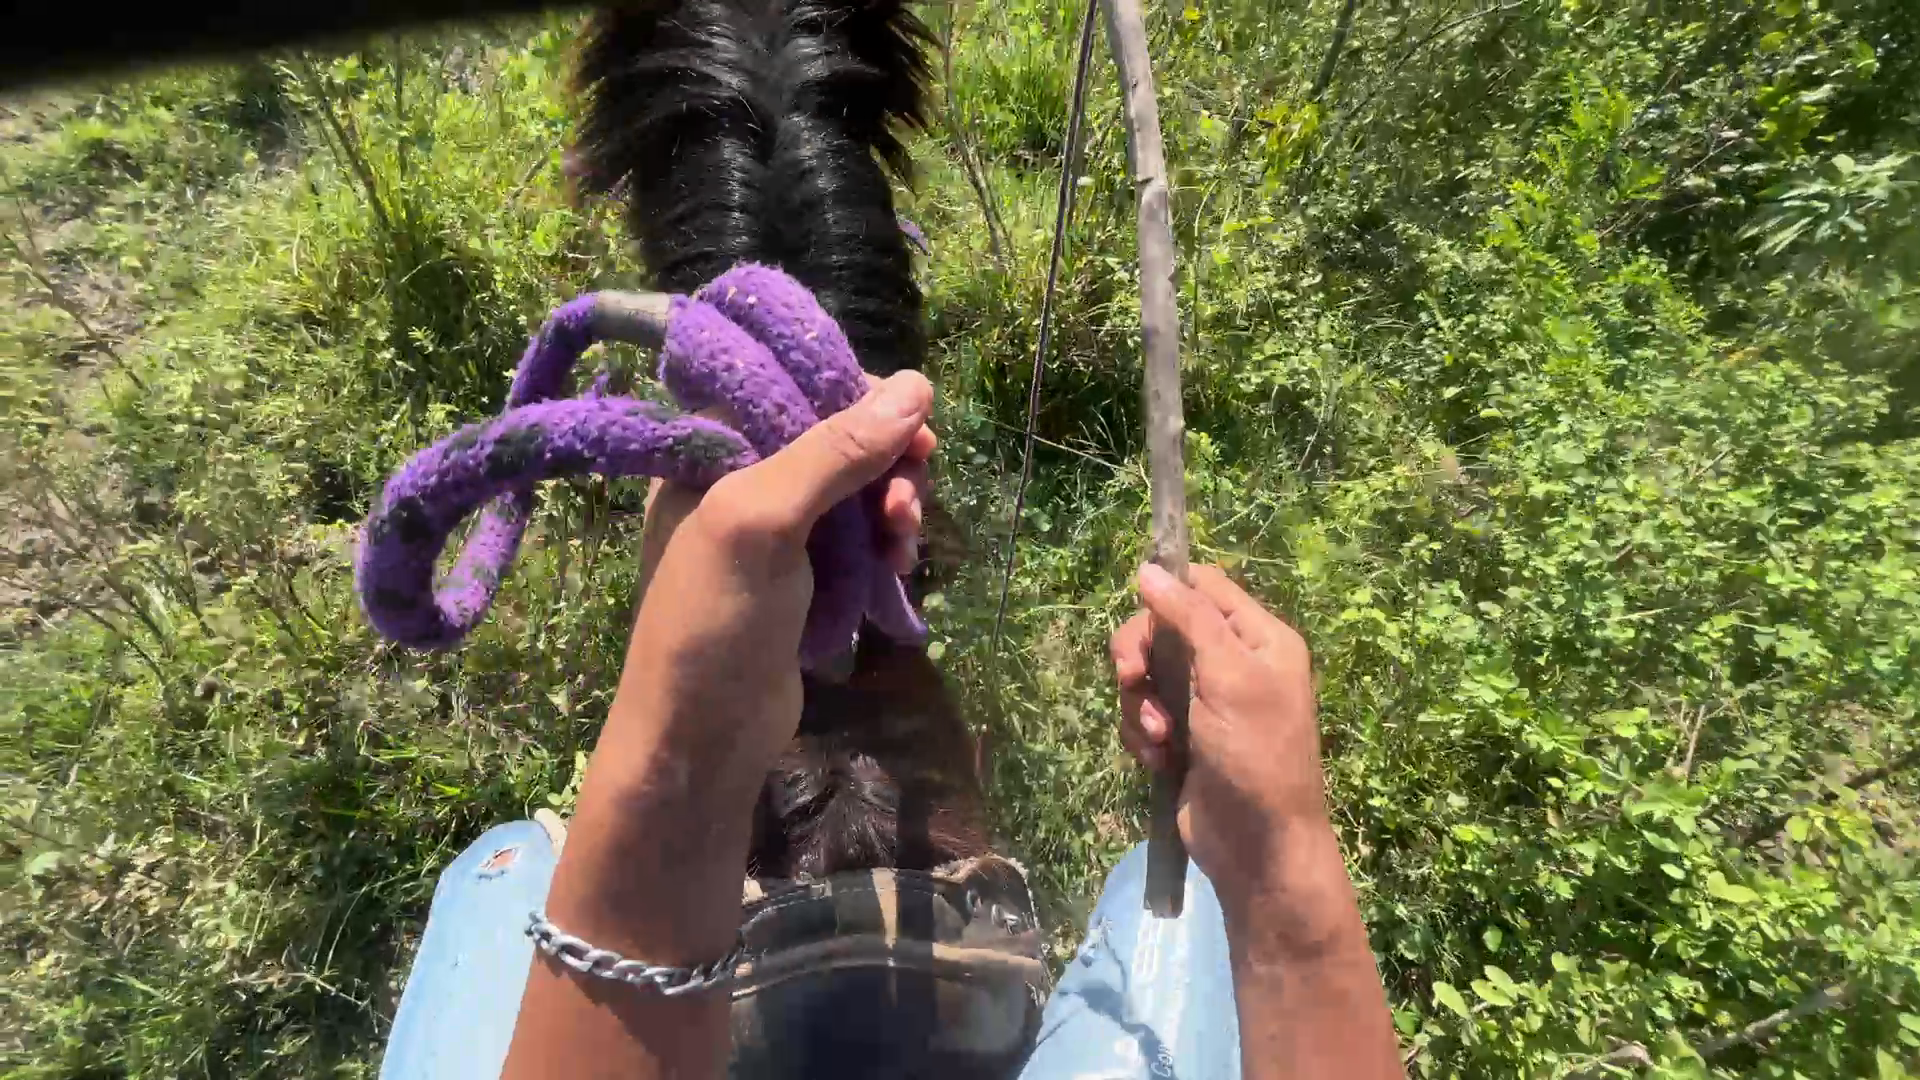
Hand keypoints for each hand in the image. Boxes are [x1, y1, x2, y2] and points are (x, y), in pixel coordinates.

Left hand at [615, 371, 935, 789]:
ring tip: (903, 547)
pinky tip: (898, 569)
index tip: (914, 433)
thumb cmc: (715, 623)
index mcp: (717, 446)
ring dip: (895, 508)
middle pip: (844, 438)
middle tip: (907, 507)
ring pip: (861, 488)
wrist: (703, 740)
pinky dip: (888, 543)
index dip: (866, 401)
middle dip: (889, 466)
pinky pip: (862, 533)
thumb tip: (917, 386)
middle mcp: (748, 476)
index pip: (803, 387)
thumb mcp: (764, 522)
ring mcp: (781, 527)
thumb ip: (833, 451)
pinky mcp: (807, 569)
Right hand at [1112, 563, 1327, 916]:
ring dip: (1140, 705)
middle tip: (1129, 678)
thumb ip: (1189, 618)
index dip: (1167, 592)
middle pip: (1161, 629)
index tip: (1138, 610)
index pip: (1203, 587)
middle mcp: (1229, 662)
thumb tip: (1147, 568)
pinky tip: (1158, 760)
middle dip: (1139, 656)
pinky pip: (1141, 711)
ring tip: (1159, 739)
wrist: (1257, 848)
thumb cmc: (1256, 754)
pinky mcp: (1179, 733)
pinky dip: (1141, 734)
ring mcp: (1202, 700)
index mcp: (1257, 638)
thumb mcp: (1229, 677)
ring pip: (1144, 673)